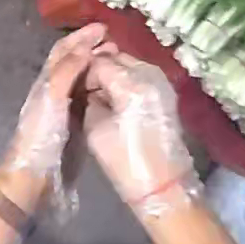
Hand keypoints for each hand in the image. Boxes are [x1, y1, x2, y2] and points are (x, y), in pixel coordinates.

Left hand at [0, 23, 107, 209]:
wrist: (35, 177)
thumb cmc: (40, 135)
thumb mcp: (51, 99)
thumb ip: (66, 71)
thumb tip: (86, 46)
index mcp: (46, 82)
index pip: (63, 51)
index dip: (81, 36)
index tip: (103, 28)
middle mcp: (55, 91)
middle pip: (75, 62)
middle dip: (93, 49)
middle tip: (117, 44)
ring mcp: (66, 109)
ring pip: (84, 80)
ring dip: (99, 67)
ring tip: (120, 62)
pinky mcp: (77, 125)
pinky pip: (91, 99)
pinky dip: (102, 88)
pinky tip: (116, 89)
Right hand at [81, 47, 200, 220]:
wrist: (164, 186)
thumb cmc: (125, 161)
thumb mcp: (95, 128)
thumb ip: (89, 98)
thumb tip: (88, 87)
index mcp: (132, 84)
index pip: (100, 62)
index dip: (85, 74)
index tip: (77, 89)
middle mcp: (151, 75)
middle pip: (117, 57)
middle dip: (100, 69)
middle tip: (88, 90)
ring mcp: (162, 82)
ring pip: (130, 63)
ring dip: (114, 73)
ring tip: (102, 95)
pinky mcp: (166, 92)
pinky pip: (141, 74)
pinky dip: (127, 80)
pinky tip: (118, 99)